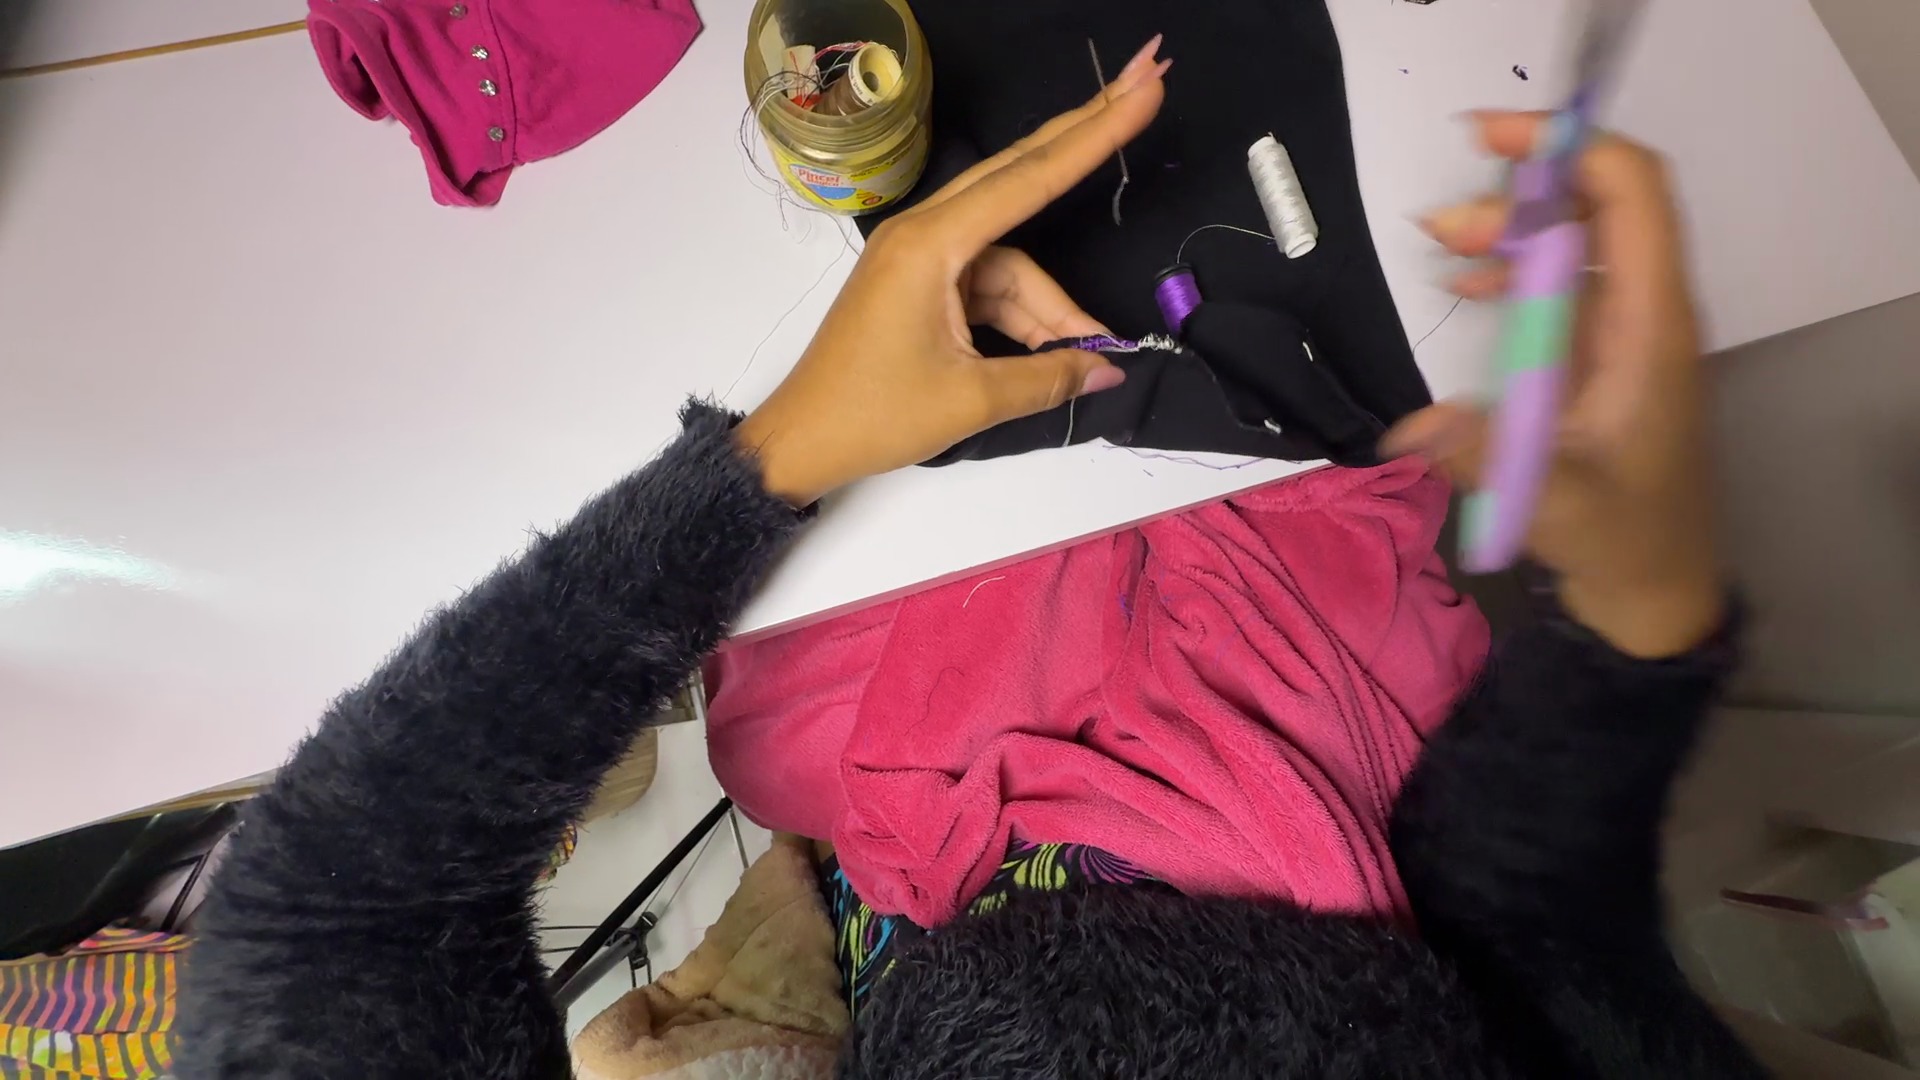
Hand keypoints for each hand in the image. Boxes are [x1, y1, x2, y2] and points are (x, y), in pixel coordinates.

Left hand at [735, 37, 1170, 505]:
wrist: (806, 440)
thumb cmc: (877, 416)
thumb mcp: (972, 400)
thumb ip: (1048, 378)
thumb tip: (1111, 371)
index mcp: (930, 244)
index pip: (1026, 179)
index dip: (1093, 135)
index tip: (1145, 87)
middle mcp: (924, 234)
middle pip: (1017, 182)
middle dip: (1082, 149)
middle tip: (1148, 93)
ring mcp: (920, 260)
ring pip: (1007, 264)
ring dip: (1047, 307)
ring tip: (1089, 351)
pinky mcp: (920, 287)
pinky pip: (985, 289)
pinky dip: (1019, 319)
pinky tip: (1049, 351)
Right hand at [1386, 112, 1722, 656]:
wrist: (1651, 575)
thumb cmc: (1618, 534)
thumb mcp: (1553, 500)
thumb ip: (1485, 458)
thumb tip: (1410, 427)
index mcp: (1646, 329)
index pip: (1629, 201)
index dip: (1570, 153)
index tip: (1496, 139)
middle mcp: (1640, 316)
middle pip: (1593, 213)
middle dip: (1517, 196)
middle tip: (1437, 218)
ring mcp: (1616, 336)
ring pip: (1572, 247)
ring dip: (1506, 232)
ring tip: (1438, 239)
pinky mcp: (1591, 359)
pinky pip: (1556, 289)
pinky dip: (1509, 272)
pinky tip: (1465, 283)